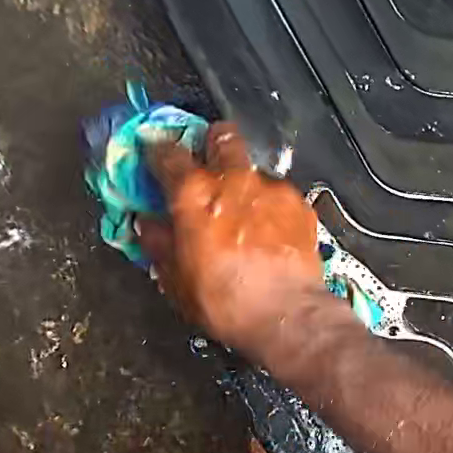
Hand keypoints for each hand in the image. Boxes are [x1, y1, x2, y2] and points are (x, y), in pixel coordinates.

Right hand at [135, 123, 326, 360]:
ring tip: (245, 212)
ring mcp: (272, 190)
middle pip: (222, 137)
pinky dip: (272, 206)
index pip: (168, 152)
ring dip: (245, 183)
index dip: (160, 152)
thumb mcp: (175, 279)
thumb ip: (160, 242)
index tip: (158, 157)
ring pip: (254, 170)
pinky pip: (281, 195)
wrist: (287, 315)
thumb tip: (151, 226)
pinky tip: (272, 230)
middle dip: (213, 143)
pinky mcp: (301, 205)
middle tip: (208, 161)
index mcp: (193, 194)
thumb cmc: (227, 301)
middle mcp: (234, 181)